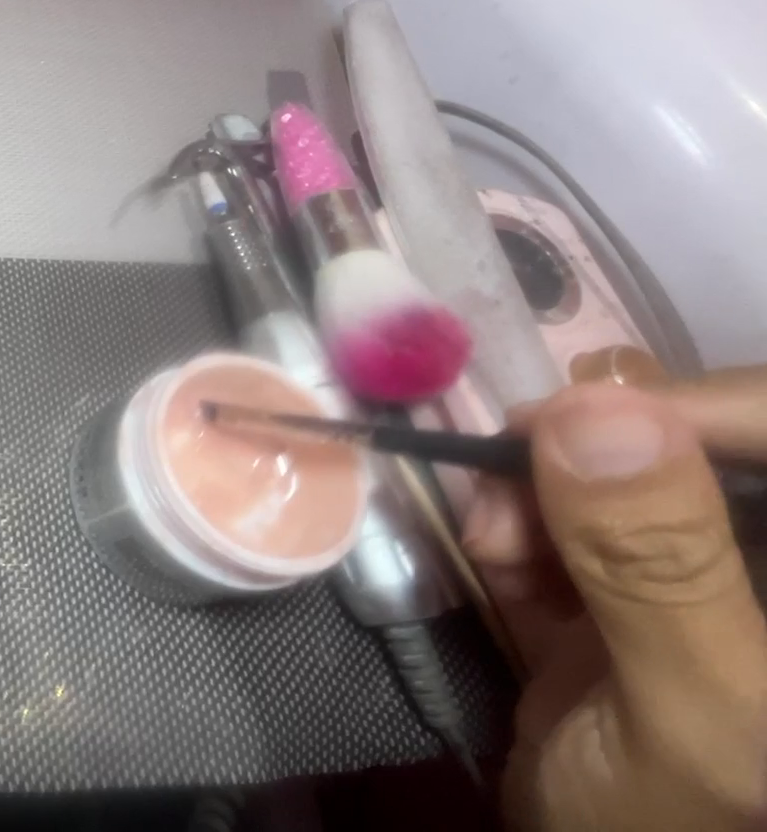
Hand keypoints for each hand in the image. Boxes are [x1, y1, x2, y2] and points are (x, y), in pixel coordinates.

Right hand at [461, 383, 766, 829]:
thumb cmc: (677, 825)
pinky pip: (563, 503)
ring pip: (611, 459)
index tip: (562, 427)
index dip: (687, 408)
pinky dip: (515, 518)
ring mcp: (704, 565)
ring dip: (532, 488)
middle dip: (582, 451)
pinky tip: (498, 558)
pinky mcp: (626, 572)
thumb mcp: (692, 708)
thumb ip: (659, 565)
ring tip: (493, 545)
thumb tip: (596, 408)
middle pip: (691, 436)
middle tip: (507, 501)